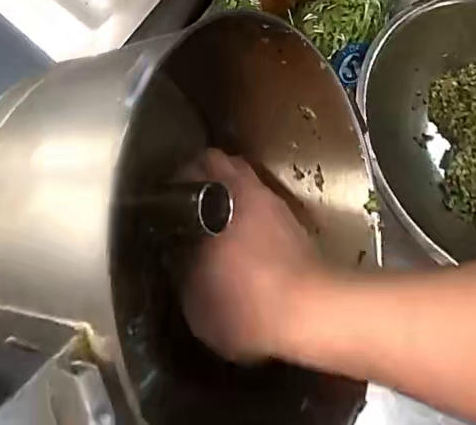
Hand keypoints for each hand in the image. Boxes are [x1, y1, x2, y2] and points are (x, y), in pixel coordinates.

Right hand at [179, 149, 331, 363]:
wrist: (308, 313)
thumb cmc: (246, 303)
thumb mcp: (195, 298)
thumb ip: (182, 267)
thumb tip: (178, 253)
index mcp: (222, 195)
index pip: (196, 165)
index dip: (178, 179)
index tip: (167, 198)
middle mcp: (250, 189)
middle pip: (223, 163)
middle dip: (204, 175)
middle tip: (187, 200)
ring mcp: (275, 203)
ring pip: (246, 182)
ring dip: (229, 193)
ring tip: (212, 222)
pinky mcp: (293, 223)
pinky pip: (262, 205)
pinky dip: (249, 213)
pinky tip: (240, 242)